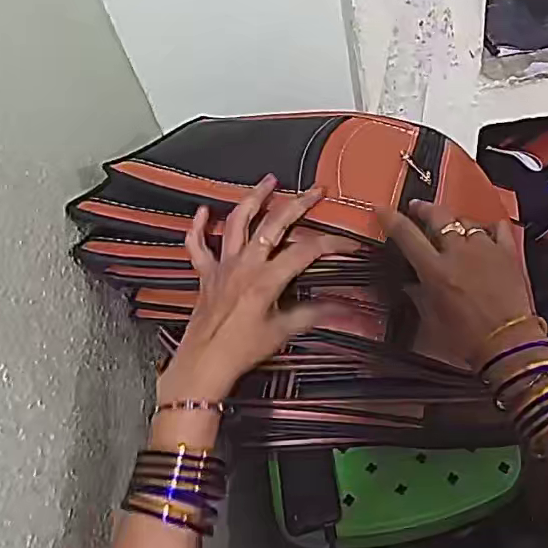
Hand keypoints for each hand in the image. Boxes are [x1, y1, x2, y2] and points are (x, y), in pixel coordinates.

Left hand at [159, 176, 358, 403]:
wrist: (203, 365)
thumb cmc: (242, 351)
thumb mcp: (283, 332)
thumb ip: (313, 314)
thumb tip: (345, 307)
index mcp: (266, 279)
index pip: (306, 251)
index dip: (331, 245)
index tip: (349, 245)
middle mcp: (244, 265)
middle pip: (274, 224)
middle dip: (297, 204)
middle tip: (315, 191)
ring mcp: (223, 266)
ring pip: (237, 222)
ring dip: (253, 199)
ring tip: (268, 181)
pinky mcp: (206, 275)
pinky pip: (197, 245)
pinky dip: (199, 226)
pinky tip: (204, 210)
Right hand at [376, 200, 542, 363]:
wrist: (508, 343)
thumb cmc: (467, 338)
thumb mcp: (433, 320)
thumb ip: (419, 296)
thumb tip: (410, 284)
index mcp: (435, 270)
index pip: (407, 235)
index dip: (391, 219)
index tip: (383, 209)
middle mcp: (459, 252)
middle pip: (438, 217)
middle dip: (424, 209)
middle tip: (417, 209)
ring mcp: (486, 249)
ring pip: (466, 221)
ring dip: (455, 222)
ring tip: (452, 227)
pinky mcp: (508, 253)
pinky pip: (498, 228)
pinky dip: (488, 227)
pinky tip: (485, 233)